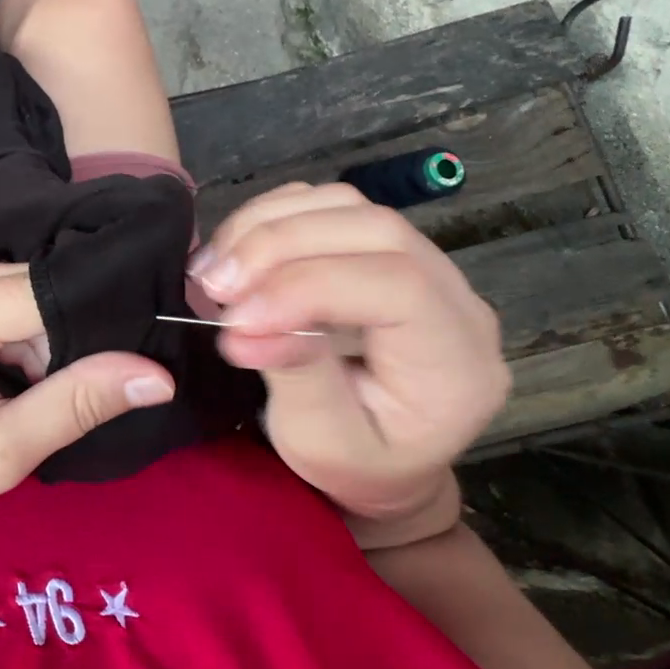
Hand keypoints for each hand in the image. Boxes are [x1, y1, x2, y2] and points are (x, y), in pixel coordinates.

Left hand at [0, 264, 175, 549]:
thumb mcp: (0, 453)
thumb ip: (76, 404)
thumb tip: (157, 374)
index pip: (44, 289)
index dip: (98, 314)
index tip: (149, 343)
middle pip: (31, 283)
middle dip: (68, 332)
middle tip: (95, 386)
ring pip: (17, 292)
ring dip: (42, 339)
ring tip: (40, 396)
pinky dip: (18, 339)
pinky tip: (16, 382)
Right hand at [191, 183, 509, 538]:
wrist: (378, 461)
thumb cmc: (355, 463)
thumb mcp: (323, 444)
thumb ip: (298, 380)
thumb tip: (244, 330)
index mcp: (456, 361)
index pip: (398, 287)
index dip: (307, 288)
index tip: (235, 320)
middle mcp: (454, 299)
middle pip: (375, 229)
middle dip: (279, 245)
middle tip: (213, 285)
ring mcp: (418, 264)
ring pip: (345, 205)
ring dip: (265, 226)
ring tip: (213, 272)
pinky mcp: (374, 249)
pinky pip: (322, 204)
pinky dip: (266, 217)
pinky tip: (229, 253)